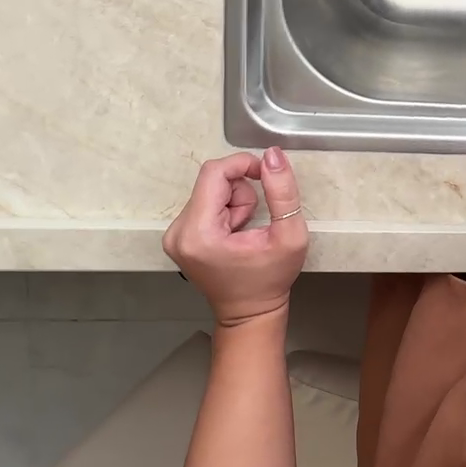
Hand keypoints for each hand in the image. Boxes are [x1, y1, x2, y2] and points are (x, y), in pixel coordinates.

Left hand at [163, 147, 308, 327]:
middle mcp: (178, 231)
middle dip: (242, 189)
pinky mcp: (180, 235)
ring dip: (235, 199)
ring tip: (245, 230)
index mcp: (199, 232)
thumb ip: (282, 191)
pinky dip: (226, 209)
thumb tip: (272, 154)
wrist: (249, 313)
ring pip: (211, 188)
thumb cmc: (270, 278)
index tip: (267, 176)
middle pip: (212, 179)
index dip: (244, 164)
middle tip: (256, 218)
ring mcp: (175, 234)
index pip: (215, 172)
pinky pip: (206, 201)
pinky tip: (235, 233)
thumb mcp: (290, 234)